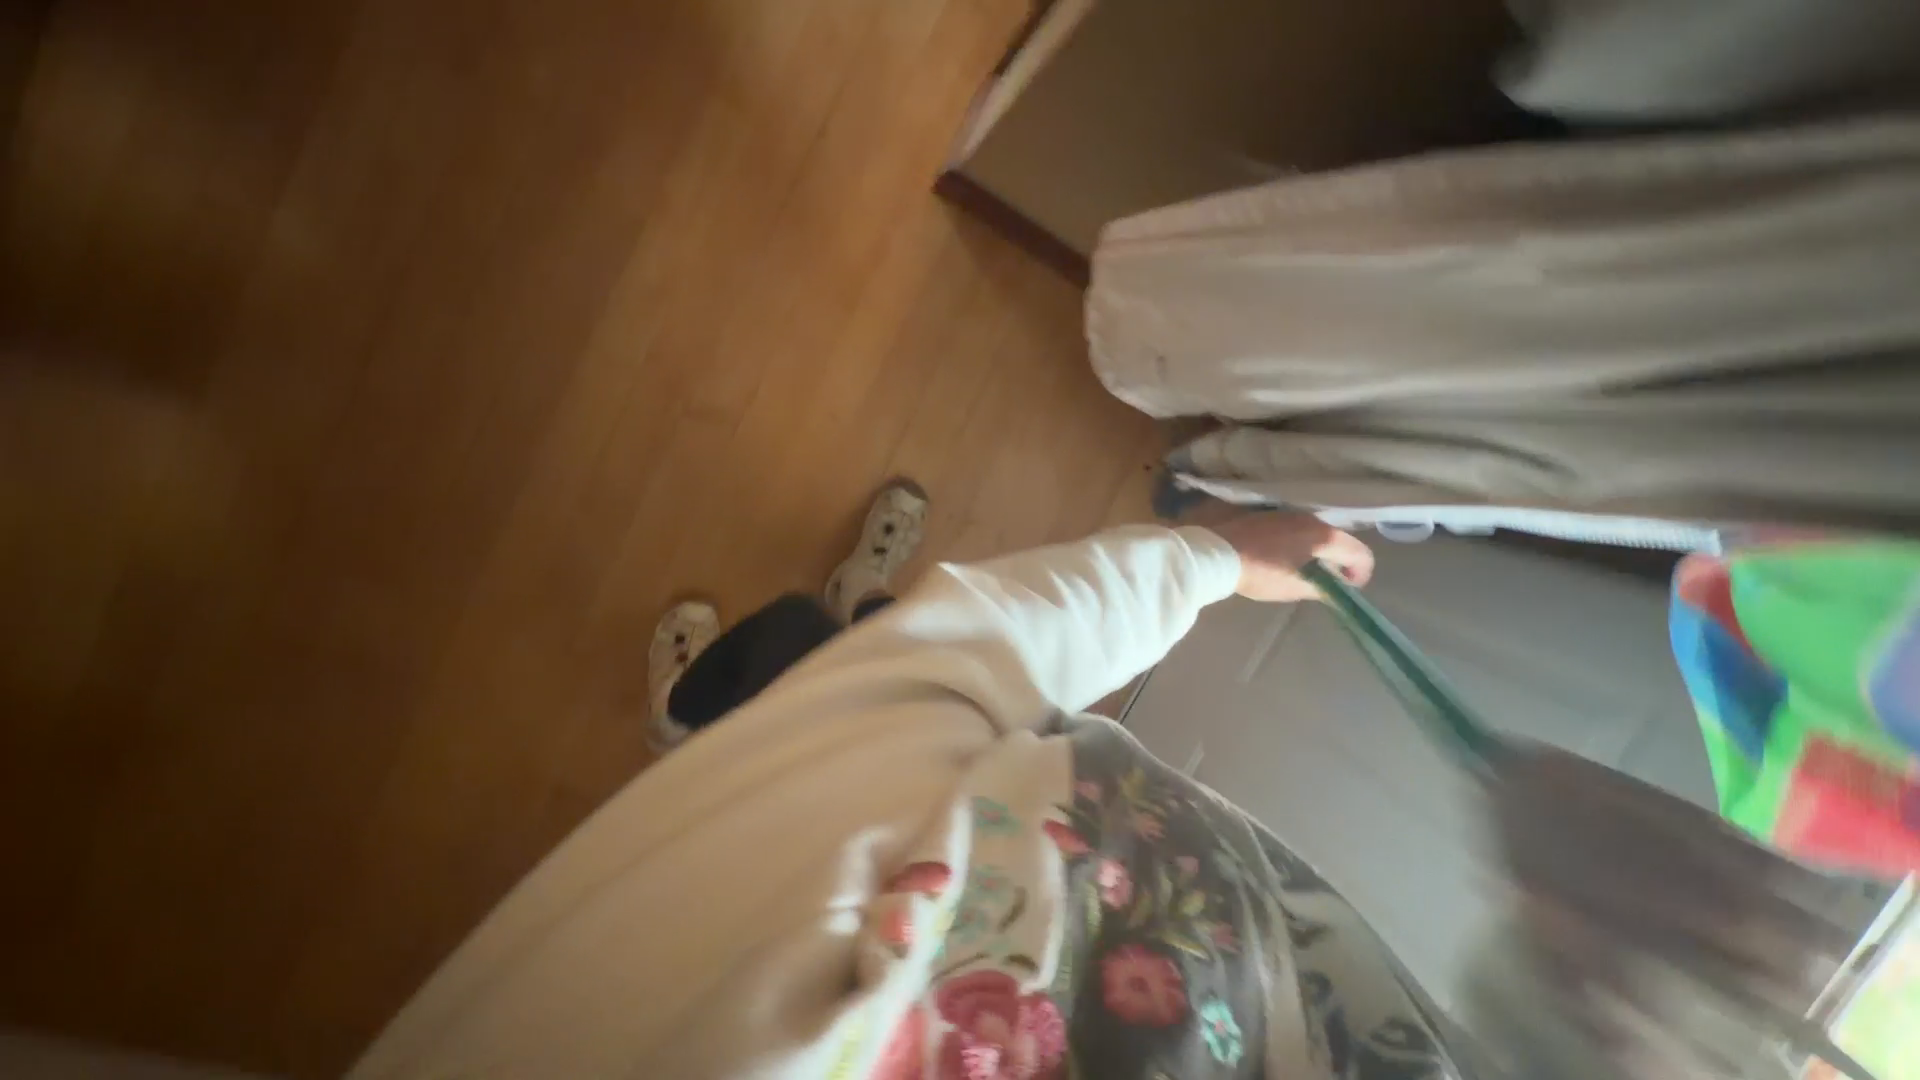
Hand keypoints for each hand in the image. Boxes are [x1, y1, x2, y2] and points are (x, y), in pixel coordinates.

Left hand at [1205, 513, 1373, 602]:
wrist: (1215, 551)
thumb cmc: (1259, 572)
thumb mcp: (1294, 588)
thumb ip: (1322, 588)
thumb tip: (1335, 587)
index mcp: (1323, 536)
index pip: (1360, 553)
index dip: (1360, 573)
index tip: (1347, 588)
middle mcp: (1310, 518)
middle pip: (1337, 540)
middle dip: (1337, 561)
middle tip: (1324, 581)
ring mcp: (1287, 513)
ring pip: (1314, 532)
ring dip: (1315, 550)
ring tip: (1300, 570)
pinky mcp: (1267, 514)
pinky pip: (1293, 528)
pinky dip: (1296, 542)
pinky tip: (1280, 556)